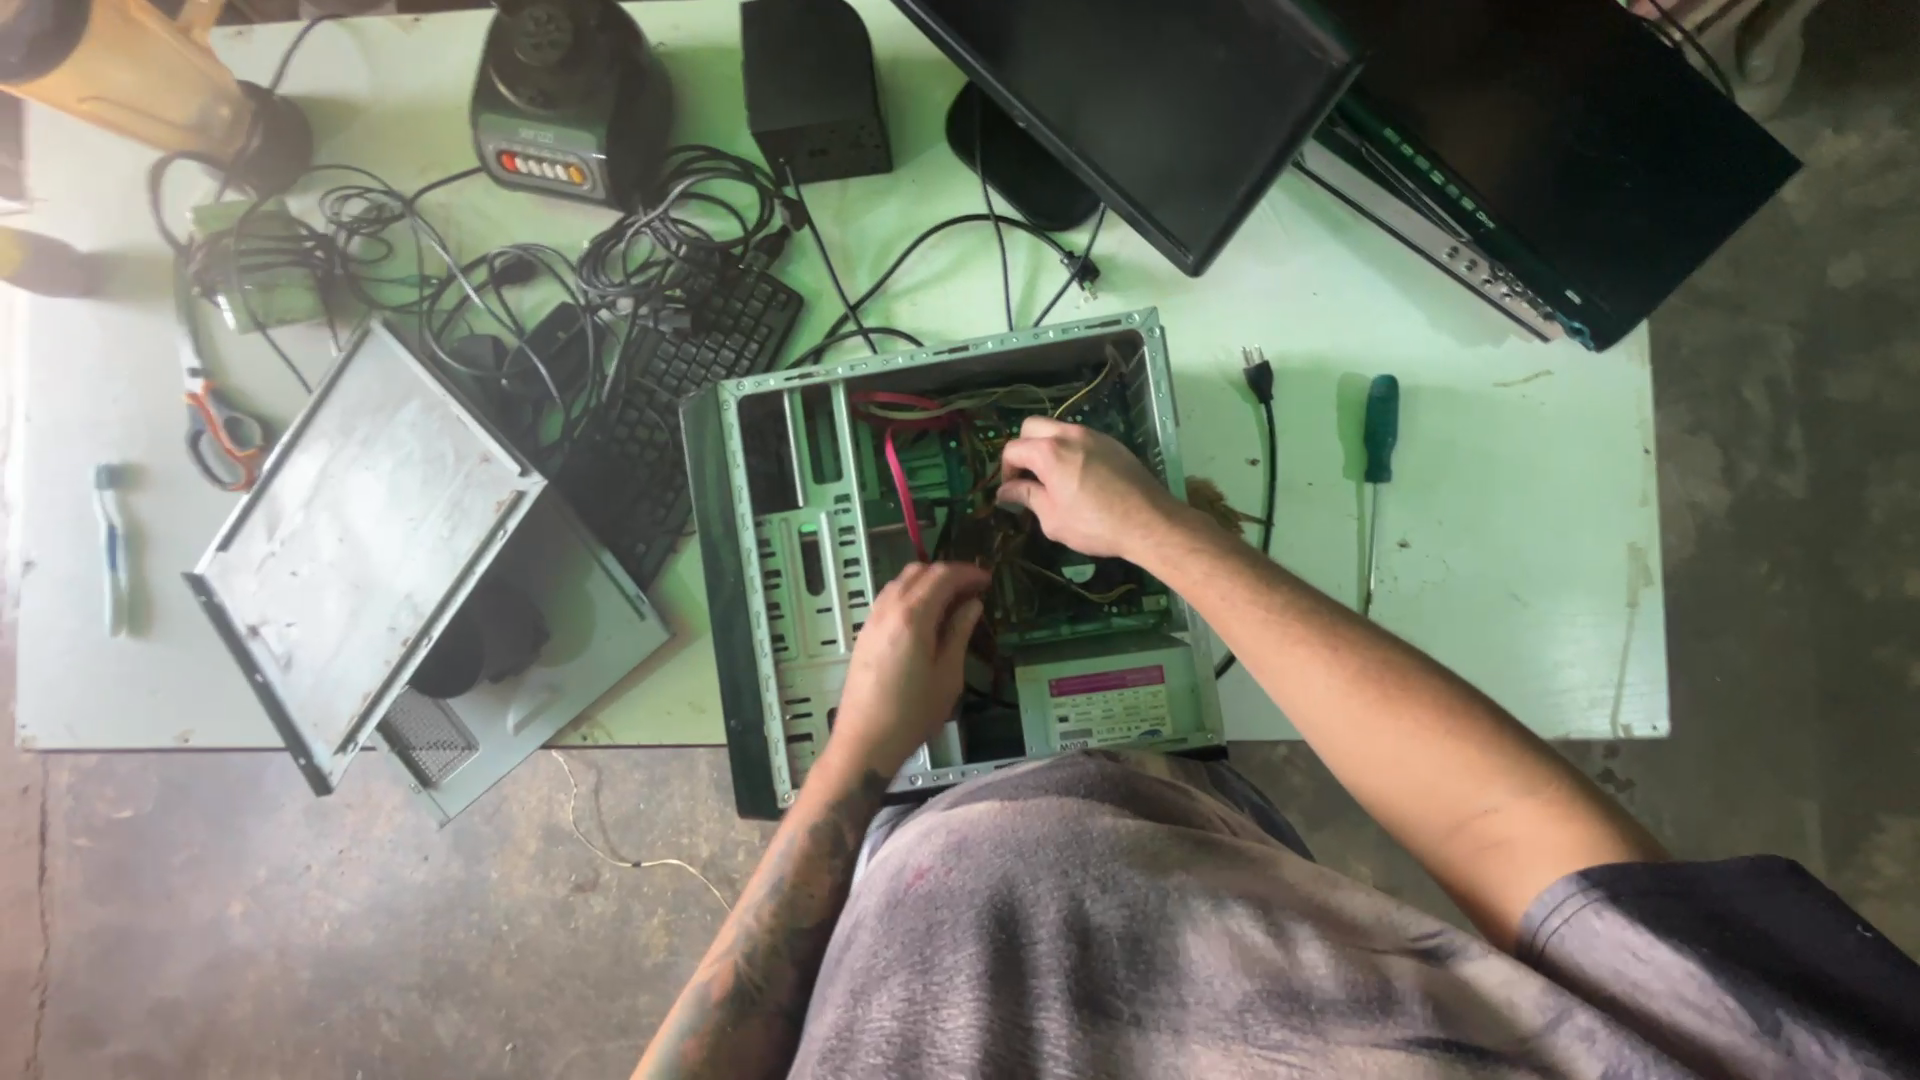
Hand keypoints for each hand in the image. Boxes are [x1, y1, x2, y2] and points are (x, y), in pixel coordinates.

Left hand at [829, 561, 988, 775]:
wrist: (865, 741)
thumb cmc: (913, 713)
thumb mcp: (948, 675)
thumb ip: (959, 633)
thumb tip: (972, 605)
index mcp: (913, 616)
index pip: (942, 576)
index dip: (968, 572)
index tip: (988, 581)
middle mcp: (888, 609)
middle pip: (919, 571)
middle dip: (948, 573)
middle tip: (972, 589)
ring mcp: (872, 620)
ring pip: (900, 582)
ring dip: (927, 581)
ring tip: (952, 600)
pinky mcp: (865, 633)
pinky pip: (889, 598)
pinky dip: (911, 594)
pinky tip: (926, 615)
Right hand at [996, 416, 1184, 559]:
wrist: (1148, 521)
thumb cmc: (1095, 524)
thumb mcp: (1053, 518)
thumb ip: (1027, 498)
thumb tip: (1005, 492)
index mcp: (1048, 452)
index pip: (1012, 449)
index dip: (1005, 470)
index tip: (1011, 491)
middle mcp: (1069, 434)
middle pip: (1032, 427)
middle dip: (1023, 448)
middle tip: (1029, 476)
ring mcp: (1093, 435)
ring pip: (1058, 428)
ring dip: (1048, 446)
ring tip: (1054, 477)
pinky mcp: (1112, 442)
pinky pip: (1081, 437)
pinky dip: (1070, 449)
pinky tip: (1079, 476)